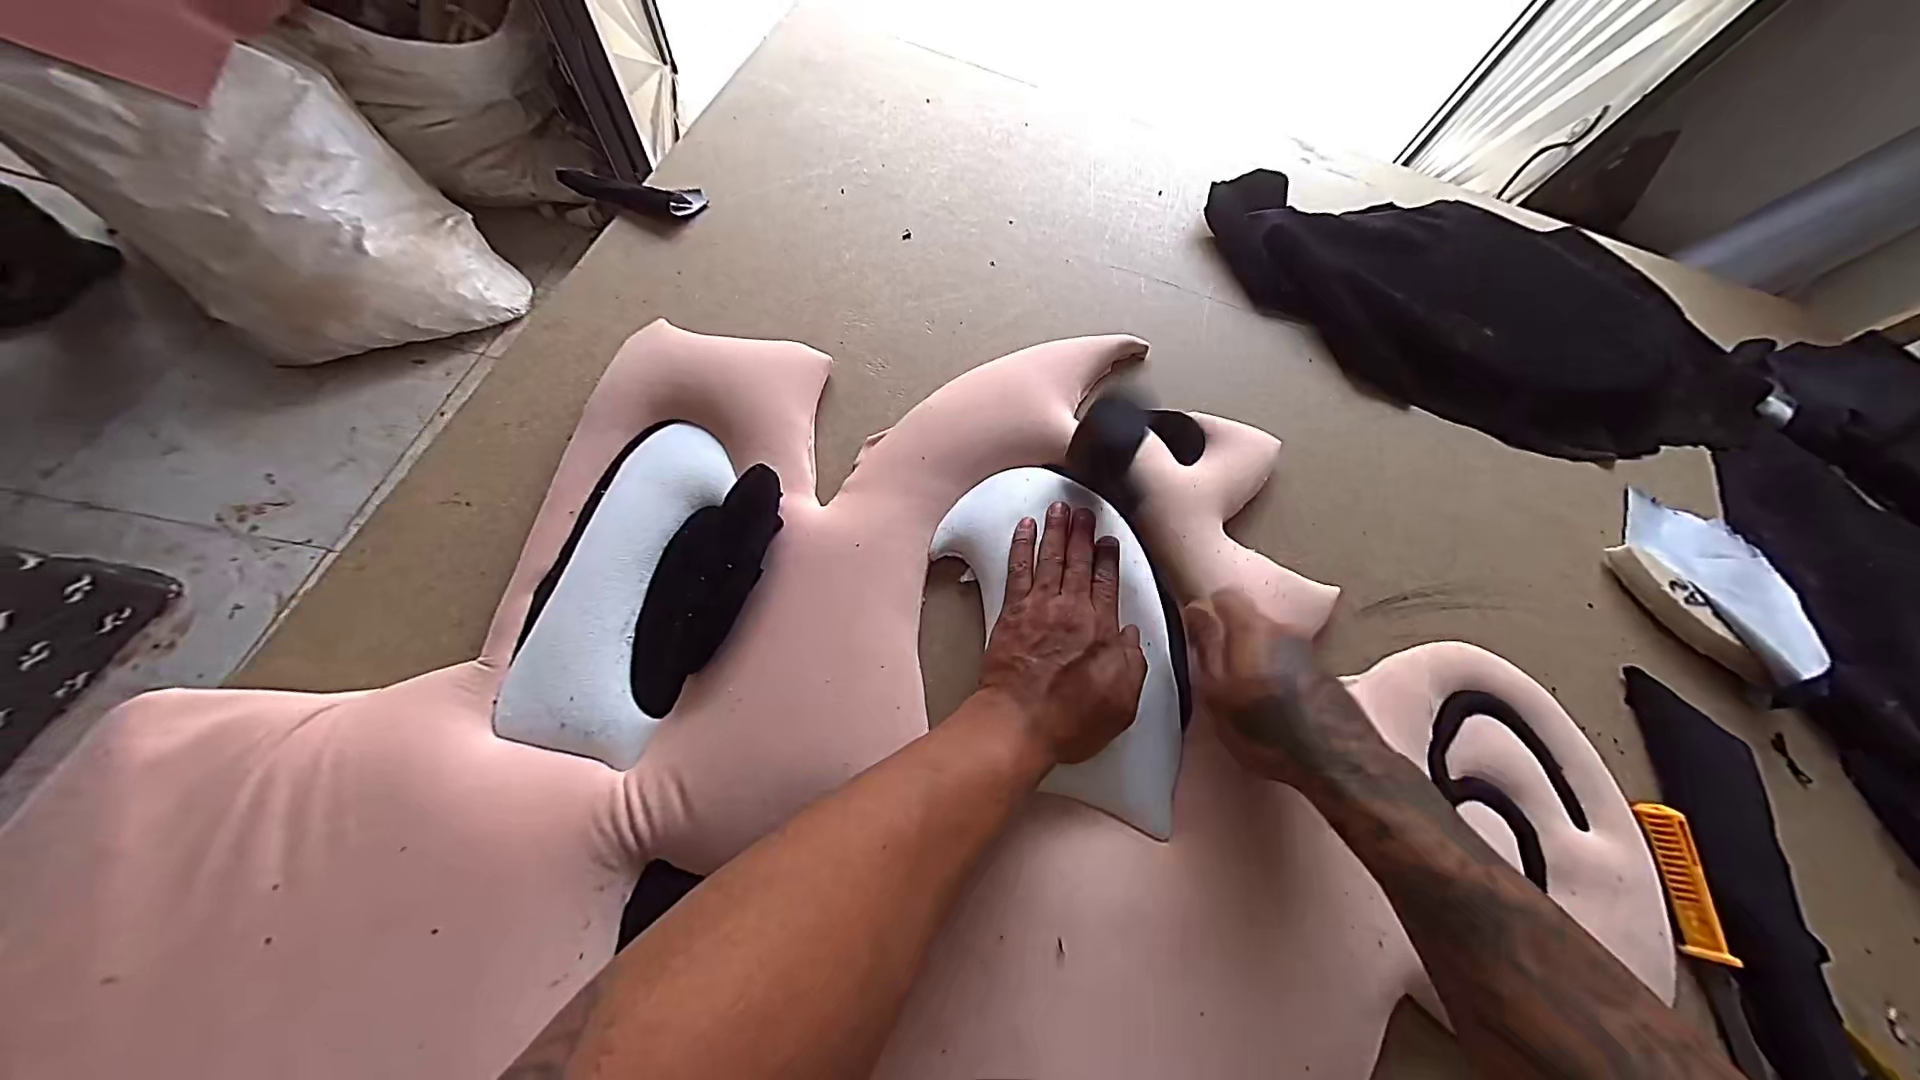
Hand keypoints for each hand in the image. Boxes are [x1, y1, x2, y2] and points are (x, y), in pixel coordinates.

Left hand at [977, 502, 1147, 764]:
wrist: (1019, 722)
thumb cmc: (1067, 719)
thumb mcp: (1122, 702)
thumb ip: (1132, 663)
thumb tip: (1131, 637)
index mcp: (1101, 629)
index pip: (1108, 582)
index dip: (1109, 559)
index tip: (1109, 542)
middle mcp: (1072, 610)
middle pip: (1080, 562)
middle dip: (1084, 534)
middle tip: (1085, 512)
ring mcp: (1040, 607)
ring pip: (1051, 558)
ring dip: (1057, 531)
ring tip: (1060, 509)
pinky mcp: (1012, 612)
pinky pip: (1018, 569)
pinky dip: (1022, 546)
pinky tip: (1025, 529)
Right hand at [1184, 588, 1381, 790]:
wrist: (1337, 763)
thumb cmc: (1269, 731)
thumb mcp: (1217, 692)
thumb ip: (1204, 645)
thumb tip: (1196, 613)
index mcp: (1252, 630)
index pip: (1225, 597)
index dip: (1207, 611)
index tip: (1197, 630)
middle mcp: (1284, 631)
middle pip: (1249, 618)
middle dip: (1231, 637)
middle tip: (1217, 669)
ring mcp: (1309, 651)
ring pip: (1270, 641)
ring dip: (1256, 657)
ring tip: (1245, 692)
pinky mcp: (1324, 673)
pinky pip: (1290, 661)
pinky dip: (1278, 673)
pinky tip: (1271, 703)